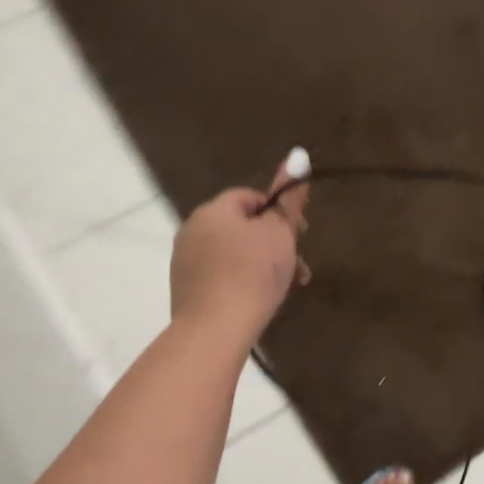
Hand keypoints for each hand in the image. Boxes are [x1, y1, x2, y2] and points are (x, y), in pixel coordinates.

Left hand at [170, 149, 310, 347]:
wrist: (215, 328)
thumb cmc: (253, 274)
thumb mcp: (280, 233)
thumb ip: (290, 198)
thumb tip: (298, 154)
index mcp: (214, 209)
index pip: (250, 197)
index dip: (278, 212)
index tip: (299, 235)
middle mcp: (192, 228)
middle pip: (241, 225)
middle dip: (272, 241)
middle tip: (296, 264)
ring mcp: (184, 259)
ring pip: (231, 251)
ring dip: (259, 262)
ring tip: (281, 287)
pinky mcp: (185, 287)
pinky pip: (220, 273)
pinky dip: (240, 279)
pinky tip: (256, 298)